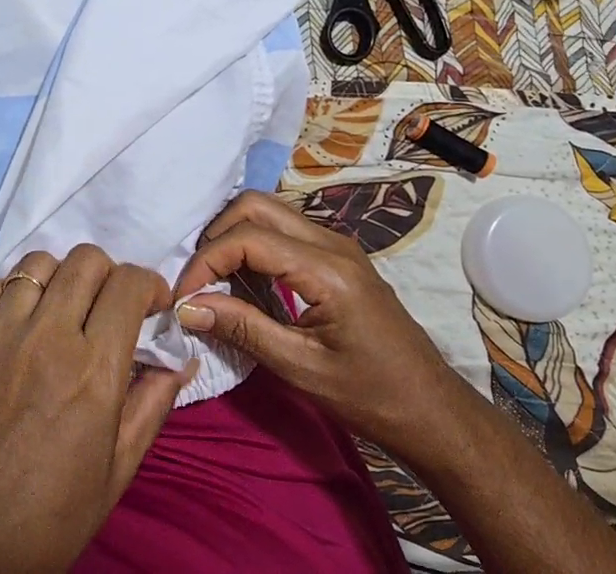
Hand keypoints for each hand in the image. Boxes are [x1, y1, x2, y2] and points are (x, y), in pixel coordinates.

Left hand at [0, 244, 195, 573]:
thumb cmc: (52, 514)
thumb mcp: (120, 468)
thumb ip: (153, 402)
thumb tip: (181, 357)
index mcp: (94, 370)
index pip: (128, 284)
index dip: (149, 285)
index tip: (152, 306)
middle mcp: (47, 338)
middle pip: (86, 260)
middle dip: (109, 275)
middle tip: (110, 306)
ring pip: (38, 264)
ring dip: (62, 278)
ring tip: (64, 308)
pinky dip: (14, 291)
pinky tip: (21, 320)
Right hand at [172, 191, 460, 444]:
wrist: (431, 410)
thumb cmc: (371, 396)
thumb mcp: (301, 369)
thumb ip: (243, 330)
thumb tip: (187, 307)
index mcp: (327, 269)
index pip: (248, 238)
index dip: (206, 262)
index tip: (183, 299)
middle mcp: (332, 243)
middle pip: (256, 206)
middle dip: (216, 237)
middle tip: (198, 283)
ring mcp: (337, 246)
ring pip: (270, 213)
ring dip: (234, 238)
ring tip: (215, 285)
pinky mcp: (338, 258)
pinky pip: (285, 232)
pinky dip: (255, 246)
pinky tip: (245, 286)